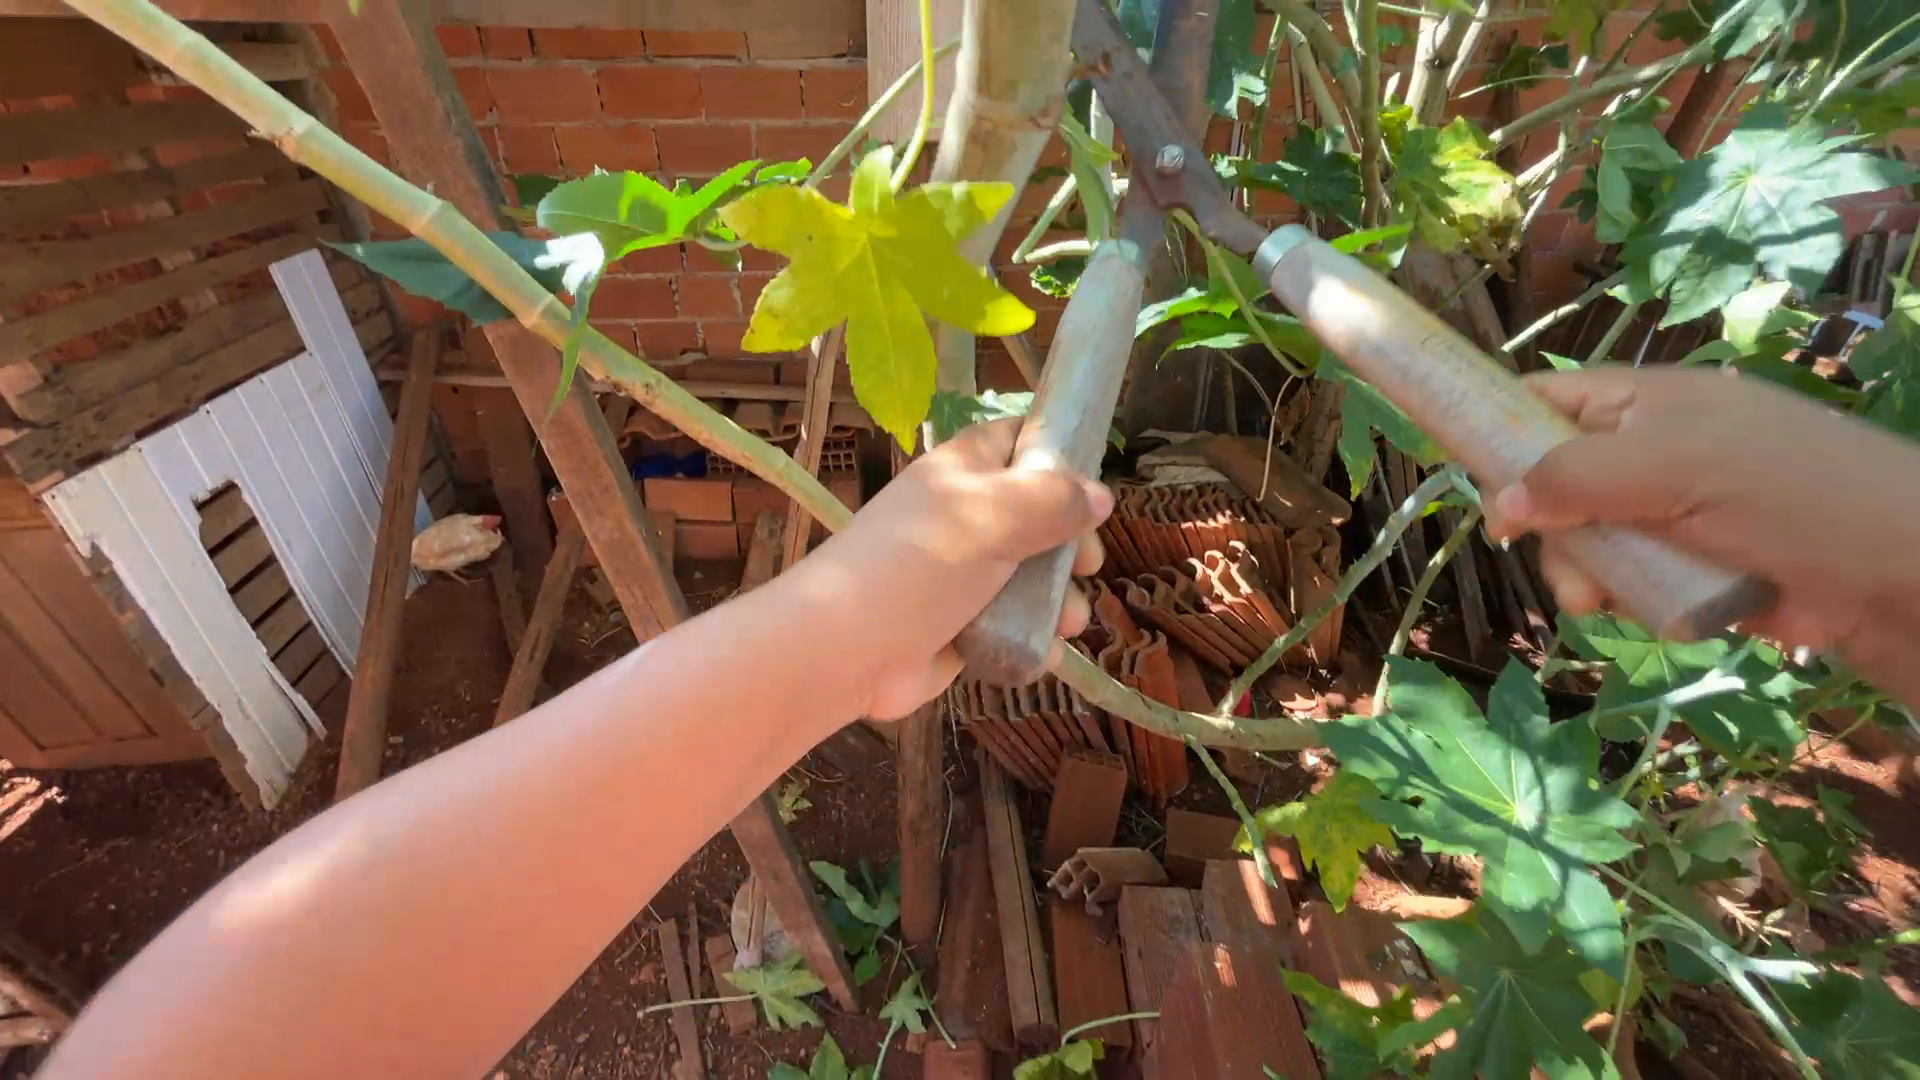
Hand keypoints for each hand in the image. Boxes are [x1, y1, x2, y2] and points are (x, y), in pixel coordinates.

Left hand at [780, 418, 1111, 719]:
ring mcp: (963, 574)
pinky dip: (1032, 637)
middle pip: (1038, 516)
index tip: (1095, 483)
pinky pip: (1012, 623)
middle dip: (1070, 542)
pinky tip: (1045, 650)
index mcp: (965, 471)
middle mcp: (966, 517)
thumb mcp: (993, 513)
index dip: (1059, 453)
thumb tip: (1099, 495)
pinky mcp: (963, 626)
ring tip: (1067, 620)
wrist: (849, 649)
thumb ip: (1052, 499)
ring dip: (1058, 599)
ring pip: (1030, 576)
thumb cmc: (921, 563)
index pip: (1018, 439)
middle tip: (1086, 564)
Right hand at [1487, 366, 1919, 701]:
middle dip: (1534, 516)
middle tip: (1523, 541)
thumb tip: (1503, 506)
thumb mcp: (1670, 468)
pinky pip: (1606, 570)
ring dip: (1569, 566)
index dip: (1495, 420)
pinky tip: (1617, 606)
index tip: (1458, 460)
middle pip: (1545, 476)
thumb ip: (1572, 477)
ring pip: (1570, 532)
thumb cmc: (1786, 494)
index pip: (1545, 397)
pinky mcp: (1673, 557)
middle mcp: (1644, 450)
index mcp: (1644, 405)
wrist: (1903, 577)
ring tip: (1591, 596)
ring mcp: (1659, 507)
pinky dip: (1603, 590)